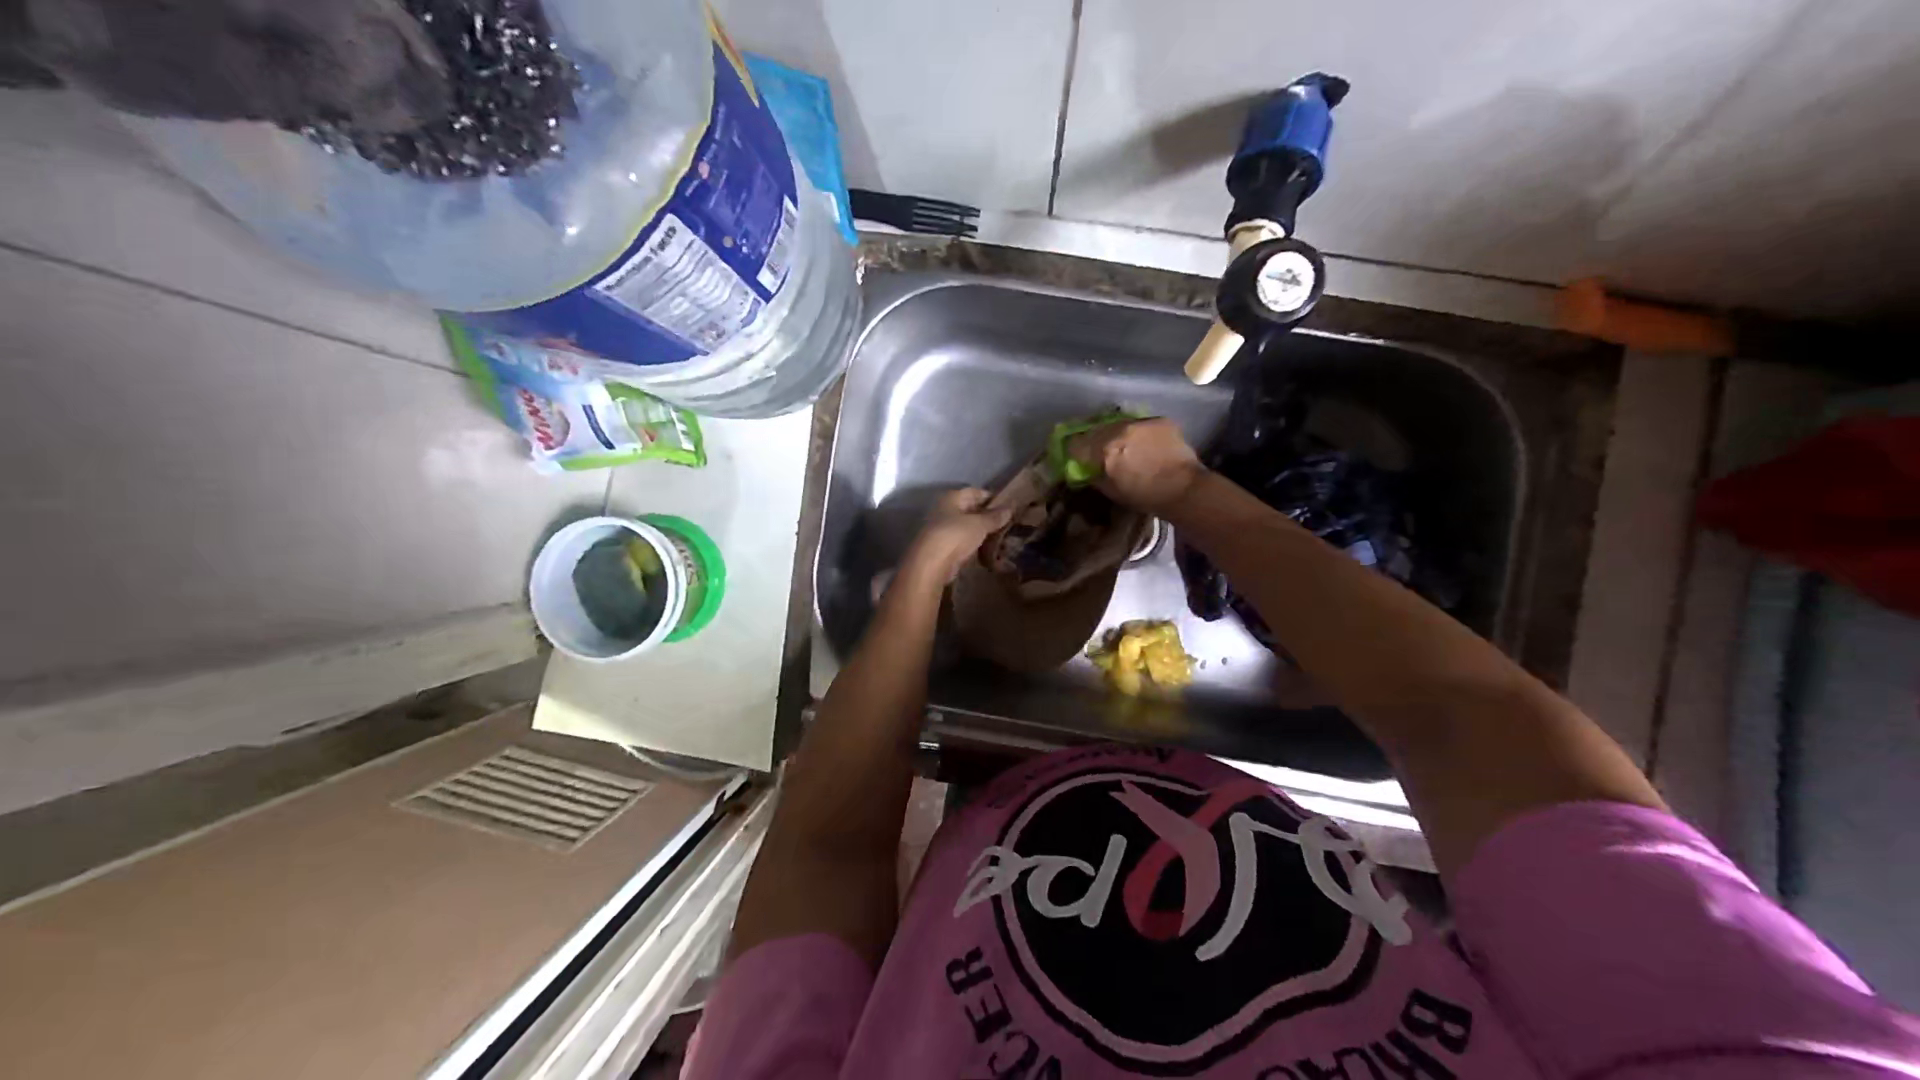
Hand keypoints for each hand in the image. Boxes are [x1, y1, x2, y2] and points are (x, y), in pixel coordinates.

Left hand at [901, 488, 1012, 584]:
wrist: (932, 563)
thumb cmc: (955, 535)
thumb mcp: (979, 524)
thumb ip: (994, 517)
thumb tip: (1009, 509)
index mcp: (951, 498)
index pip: (974, 492)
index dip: (991, 497)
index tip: (1007, 505)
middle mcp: (945, 511)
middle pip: (970, 510)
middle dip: (987, 516)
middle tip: (1007, 522)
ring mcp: (943, 530)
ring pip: (967, 527)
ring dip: (982, 531)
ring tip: (1001, 536)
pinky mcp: (944, 548)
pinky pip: (963, 542)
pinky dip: (975, 544)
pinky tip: (988, 549)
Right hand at [1068, 417, 1208, 514]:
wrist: (1184, 489)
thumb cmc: (1144, 496)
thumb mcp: (1111, 491)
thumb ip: (1094, 476)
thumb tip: (1086, 469)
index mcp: (1104, 450)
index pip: (1077, 443)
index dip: (1074, 450)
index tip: (1077, 455)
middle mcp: (1119, 430)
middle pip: (1097, 429)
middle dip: (1096, 439)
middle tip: (1101, 450)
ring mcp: (1140, 423)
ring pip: (1119, 424)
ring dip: (1118, 434)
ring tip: (1125, 445)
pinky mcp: (1159, 420)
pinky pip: (1141, 424)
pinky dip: (1140, 433)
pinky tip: (1146, 444)